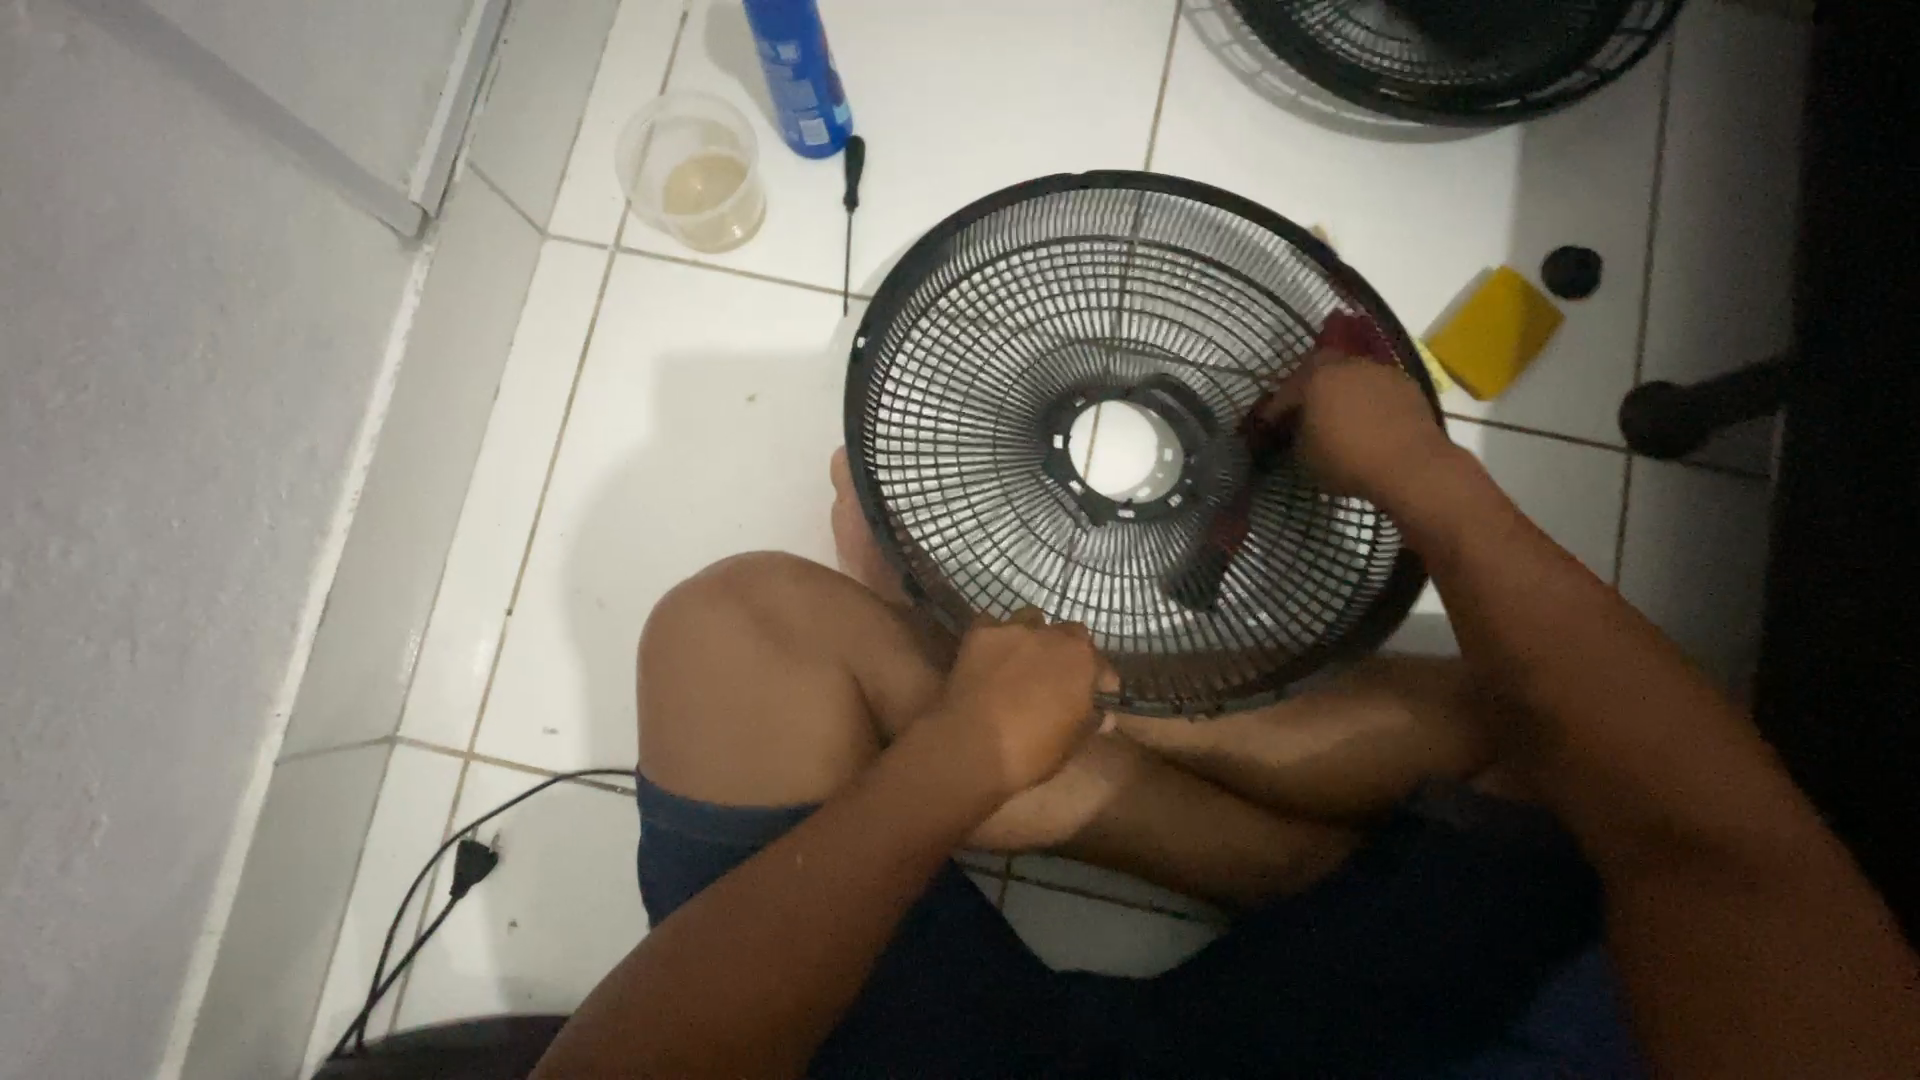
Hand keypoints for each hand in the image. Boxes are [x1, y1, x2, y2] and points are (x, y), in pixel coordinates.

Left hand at [922, 608, 1116, 798]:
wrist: (972, 746)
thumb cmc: (1030, 752)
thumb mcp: (1070, 745)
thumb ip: (1089, 723)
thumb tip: (1104, 716)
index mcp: (1082, 661)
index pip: (1102, 664)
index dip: (1101, 680)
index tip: (1099, 694)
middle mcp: (1052, 636)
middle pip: (1070, 633)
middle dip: (1069, 651)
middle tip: (1060, 674)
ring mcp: (1014, 630)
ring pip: (1031, 619)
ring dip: (1034, 636)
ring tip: (1025, 658)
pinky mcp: (980, 633)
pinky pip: (993, 624)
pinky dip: (997, 636)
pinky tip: (993, 655)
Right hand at [1289, 351, 1460, 509]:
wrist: (1410, 466)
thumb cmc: (1347, 460)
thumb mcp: (1305, 455)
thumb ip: (1297, 435)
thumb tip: (1299, 430)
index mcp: (1316, 378)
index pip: (1286, 392)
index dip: (1275, 410)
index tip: (1268, 426)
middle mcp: (1348, 365)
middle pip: (1321, 370)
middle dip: (1311, 388)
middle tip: (1305, 410)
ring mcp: (1381, 372)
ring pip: (1352, 376)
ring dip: (1343, 391)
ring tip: (1340, 415)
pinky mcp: (1408, 385)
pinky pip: (1377, 389)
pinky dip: (1368, 400)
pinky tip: (1369, 421)